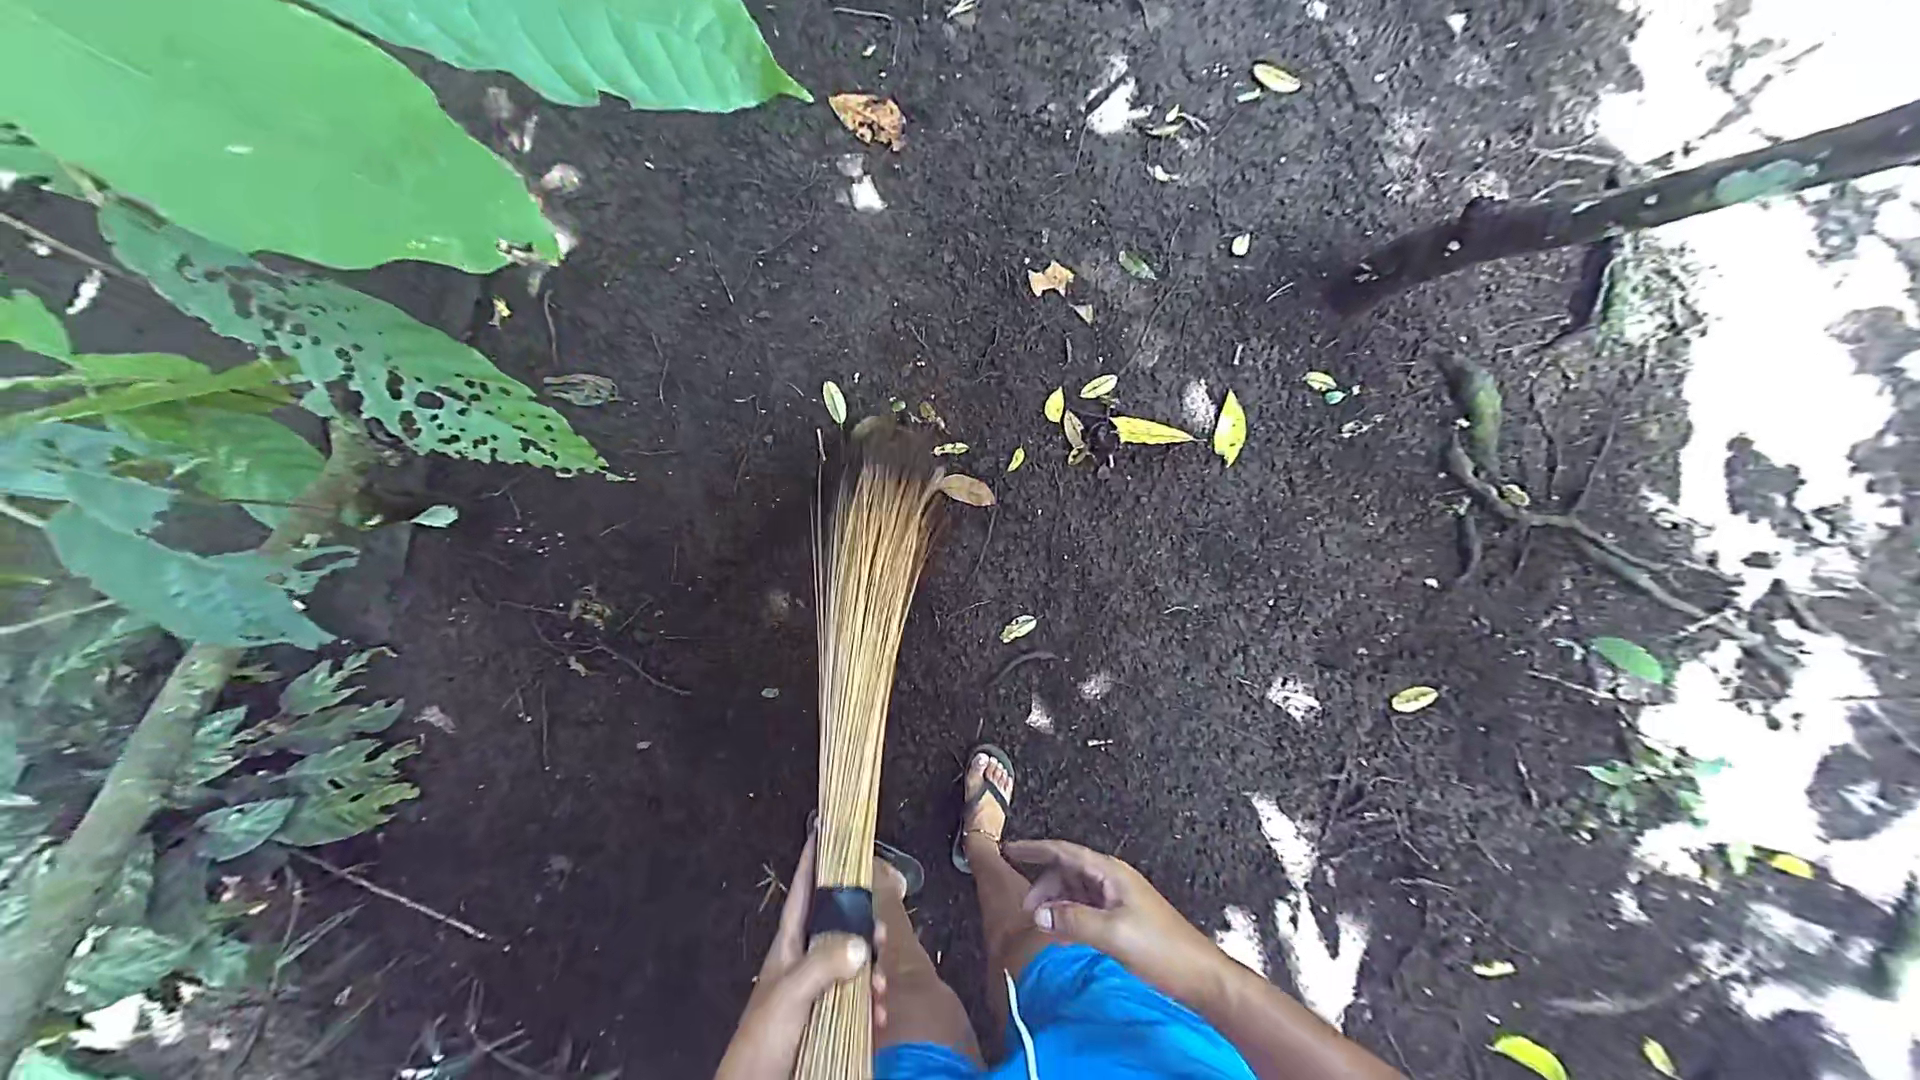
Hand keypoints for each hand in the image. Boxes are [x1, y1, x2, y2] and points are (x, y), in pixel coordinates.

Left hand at [715, 831, 877, 1079]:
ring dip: (874, 973)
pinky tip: (880, 1018)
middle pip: (839, 927)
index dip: (811, 863)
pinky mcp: (829, 1020)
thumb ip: (823, 965)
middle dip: (864, 926)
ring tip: (883, 988)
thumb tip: (864, 943)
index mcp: (789, 946)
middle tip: (884, 931)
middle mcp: (805, 961)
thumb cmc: (763, 1038)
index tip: (823, 832)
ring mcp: (817, 991)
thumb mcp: (791, 995)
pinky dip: (873, 1006)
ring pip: (854, 965)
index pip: (802, 894)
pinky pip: (859, 1002)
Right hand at [1004, 839, 1228, 1005]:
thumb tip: (1039, 912)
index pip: (1064, 851)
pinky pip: (1085, 908)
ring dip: (1055, 902)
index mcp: (1110, 872)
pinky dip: (1068, 915)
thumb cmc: (1162, 949)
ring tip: (1040, 923)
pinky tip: (1060, 932)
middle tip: (1025, 909)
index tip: (1010, 849)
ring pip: (1075, 891)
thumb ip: (1072, 918)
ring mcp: (1117, 899)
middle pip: (1067, 871)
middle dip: (1043, 885)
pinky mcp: (1121, 919)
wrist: (1201, 978)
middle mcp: (1112, 879)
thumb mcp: (1112, 933)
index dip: (1035, 849)